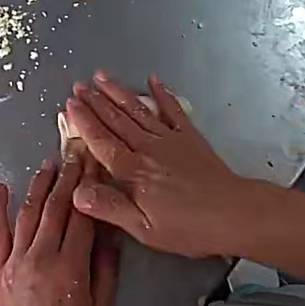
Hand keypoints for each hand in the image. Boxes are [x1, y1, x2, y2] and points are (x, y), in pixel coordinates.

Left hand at [0, 149, 120, 305]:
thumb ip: (106, 267)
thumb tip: (111, 229)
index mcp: (70, 267)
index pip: (82, 216)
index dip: (90, 188)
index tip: (95, 166)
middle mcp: (41, 256)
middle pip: (56, 207)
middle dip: (67, 178)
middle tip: (74, 154)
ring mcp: (16, 259)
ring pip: (28, 212)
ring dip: (39, 185)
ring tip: (49, 164)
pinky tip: (1, 188)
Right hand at [65, 72, 259, 257]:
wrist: (234, 214)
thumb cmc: (188, 227)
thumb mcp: (144, 228)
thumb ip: (110, 207)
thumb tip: (76, 192)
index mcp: (133, 171)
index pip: (101, 141)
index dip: (84, 121)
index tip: (70, 104)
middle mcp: (147, 148)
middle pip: (116, 120)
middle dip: (95, 101)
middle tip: (78, 85)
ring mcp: (169, 139)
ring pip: (137, 110)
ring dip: (118, 92)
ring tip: (101, 76)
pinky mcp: (189, 137)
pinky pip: (172, 110)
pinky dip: (162, 94)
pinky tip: (153, 80)